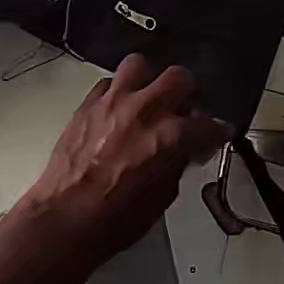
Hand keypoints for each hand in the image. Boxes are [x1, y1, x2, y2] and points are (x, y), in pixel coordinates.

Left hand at [16, 54, 230, 259]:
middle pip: (180, 78)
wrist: (67, 218)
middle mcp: (144, 111)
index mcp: (170, 136)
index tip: (216, 134)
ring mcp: (112, 103)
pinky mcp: (87, 106)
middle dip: (188, 92)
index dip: (216, 131)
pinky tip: (119, 108)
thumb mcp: (163, 197)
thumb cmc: (113, 218)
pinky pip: (107, 83)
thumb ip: (177, 163)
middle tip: (184, 109)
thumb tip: (183, 152)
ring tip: (149, 96)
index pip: (208, 124)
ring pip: (139, 65)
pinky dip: (117, 91)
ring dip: (149, 80)